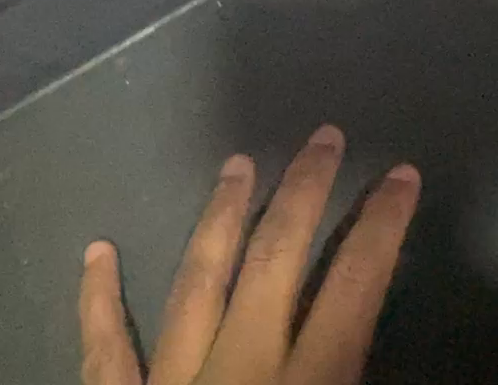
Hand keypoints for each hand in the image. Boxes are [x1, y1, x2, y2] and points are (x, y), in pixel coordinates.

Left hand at [79, 126, 420, 384]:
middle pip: (278, 256)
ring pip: (199, 277)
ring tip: (238, 163)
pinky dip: (98, 301)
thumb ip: (362, 383)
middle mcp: (239, 370)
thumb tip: (385, 361)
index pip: (355, 283)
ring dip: (222, 215)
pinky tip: (95, 251)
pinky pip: (104, 351)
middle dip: (305, 190)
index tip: (402, 175)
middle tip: (323, 137)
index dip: (383, 223)